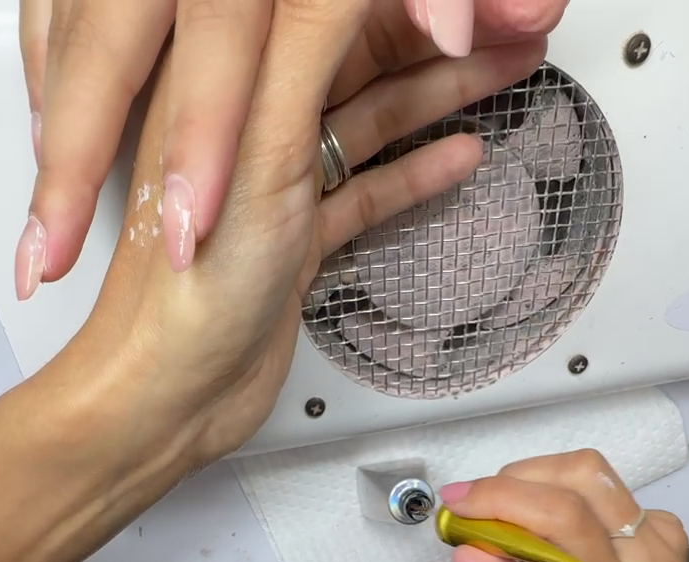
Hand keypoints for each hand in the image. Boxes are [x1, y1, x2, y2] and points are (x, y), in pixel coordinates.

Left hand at [52, 6, 545, 463]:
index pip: (332, 4)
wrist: (174, 396)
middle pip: (361, 49)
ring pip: (371, 115)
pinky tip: (457, 155)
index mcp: (219, 70)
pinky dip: (413, 172)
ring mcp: (274, 178)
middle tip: (514, 16)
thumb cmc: (188, 293)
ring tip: (507, 65)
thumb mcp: (262, 143)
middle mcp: (246, 115)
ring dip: (440, 92)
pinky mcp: (294, 233)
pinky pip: (364, 186)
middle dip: (442, 30)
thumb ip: (311, 42)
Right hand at [439, 451, 688, 561]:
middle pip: (582, 477)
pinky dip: (560, 492)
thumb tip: (465, 553)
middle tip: (478, 504)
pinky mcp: (662, 521)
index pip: (565, 520)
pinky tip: (546, 524)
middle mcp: (650, 555)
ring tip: (507, 512)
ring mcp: (662, 533)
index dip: (505, 498)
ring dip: (536, 480)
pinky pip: (602, 487)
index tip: (459, 503)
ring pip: (591, 472)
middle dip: (517, 478)